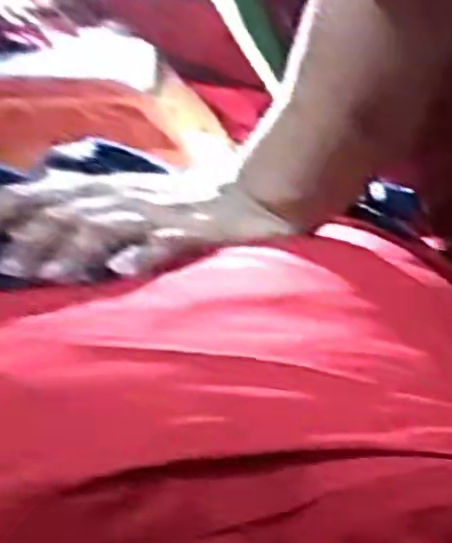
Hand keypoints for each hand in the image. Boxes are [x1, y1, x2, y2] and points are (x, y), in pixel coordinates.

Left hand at [0, 173, 296, 282]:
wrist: (255, 197)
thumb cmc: (198, 202)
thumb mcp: (138, 196)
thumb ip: (101, 206)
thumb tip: (57, 225)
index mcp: (100, 187)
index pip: (34, 195)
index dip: (5, 213)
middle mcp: (117, 197)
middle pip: (60, 215)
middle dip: (31, 240)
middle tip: (11, 268)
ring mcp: (156, 214)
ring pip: (98, 227)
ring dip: (73, 251)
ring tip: (55, 275)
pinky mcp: (194, 231)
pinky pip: (160, 242)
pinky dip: (140, 255)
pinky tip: (124, 270)